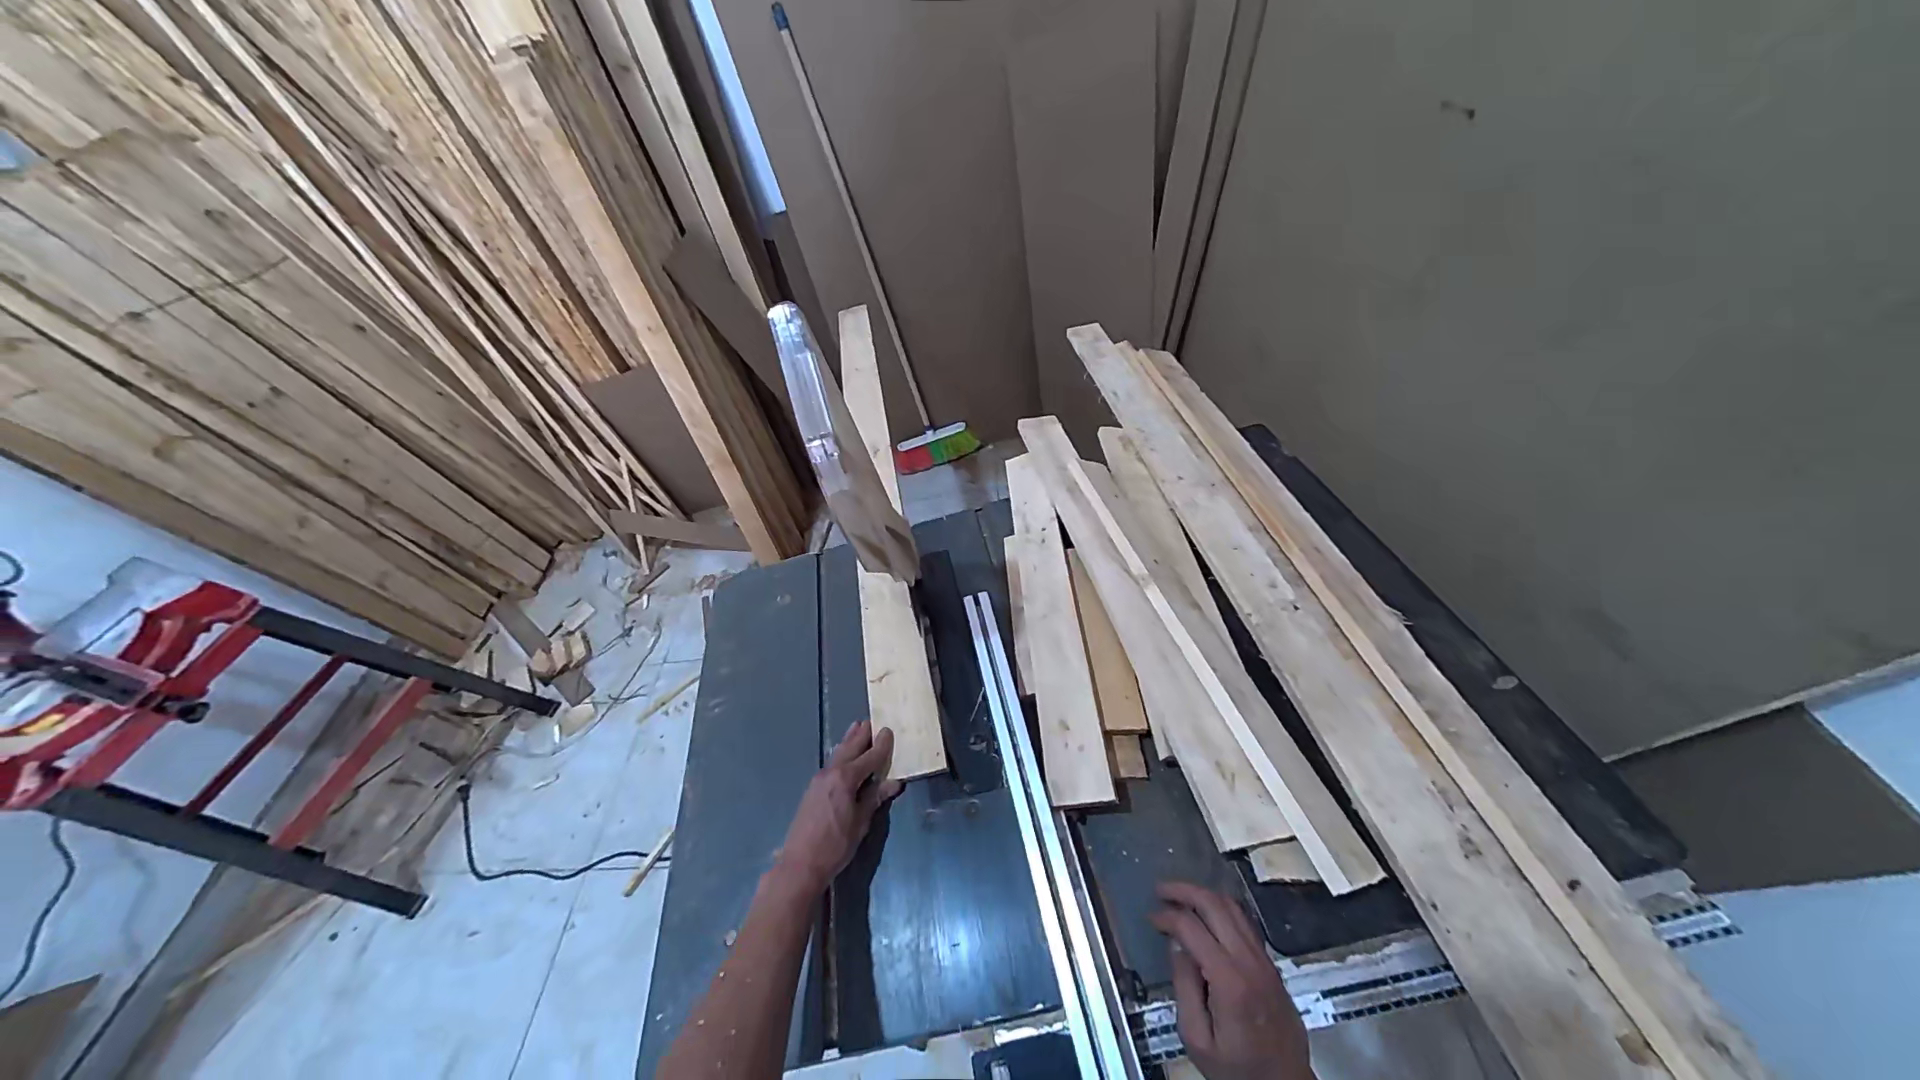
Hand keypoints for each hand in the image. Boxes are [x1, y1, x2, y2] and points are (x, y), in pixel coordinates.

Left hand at [774, 721, 903, 890]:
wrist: (800, 863)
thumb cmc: (835, 845)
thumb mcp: (860, 823)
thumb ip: (874, 799)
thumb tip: (893, 783)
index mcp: (846, 779)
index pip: (869, 757)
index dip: (881, 745)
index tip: (889, 731)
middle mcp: (831, 773)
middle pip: (850, 748)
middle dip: (861, 735)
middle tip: (871, 721)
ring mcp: (819, 780)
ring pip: (838, 753)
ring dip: (848, 741)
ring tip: (856, 727)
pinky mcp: (812, 789)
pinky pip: (831, 763)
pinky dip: (840, 754)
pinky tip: (842, 755)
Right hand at [1151, 882, 1312, 1079]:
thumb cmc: (1237, 1070)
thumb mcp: (1197, 1039)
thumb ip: (1184, 988)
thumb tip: (1177, 946)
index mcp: (1229, 981)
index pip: (1192, 928)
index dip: (1167, 917)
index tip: (1151, 919)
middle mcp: (1250, 962)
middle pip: (1215, 905)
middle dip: (1184, 891)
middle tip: (1160, 891)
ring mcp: (1265, 961)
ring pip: (1234, 908)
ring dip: (1204, 896)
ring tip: (1180, 898)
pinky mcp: (1271, 966)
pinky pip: (1245, 923)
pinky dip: (1222, 909)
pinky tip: (1206, 915)